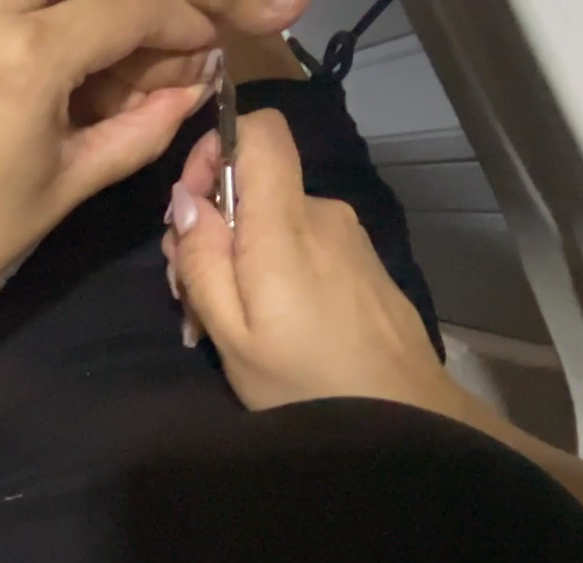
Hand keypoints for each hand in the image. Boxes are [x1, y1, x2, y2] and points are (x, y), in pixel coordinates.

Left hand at [0, 0, 218, 333]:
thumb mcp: (72, 182)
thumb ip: (143, 127)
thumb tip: (195, 86)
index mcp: (26, 57)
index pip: (129, 6)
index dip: (179, 21)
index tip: (203, 45)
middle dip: (131, 10)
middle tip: (142, 54)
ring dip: (78, 9)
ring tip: (89, 61)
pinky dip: (24, 12)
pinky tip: (37, 48)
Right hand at [164, 110, 464, 412]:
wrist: (398, 411)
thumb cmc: (303, 379)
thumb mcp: (231, 333)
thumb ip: (203, 262)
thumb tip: (184, 203)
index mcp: (284, 225)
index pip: (257, 131)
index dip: (212, 151)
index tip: (186, 209)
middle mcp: (319, 212)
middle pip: (251, 186)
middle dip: (207, 231)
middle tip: (190, 300)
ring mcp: (343, 234)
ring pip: (267, 221)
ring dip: (231, 261)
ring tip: (220, 325)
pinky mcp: (355, 258)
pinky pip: (295, 244)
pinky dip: (264, 273)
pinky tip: (260, 325)